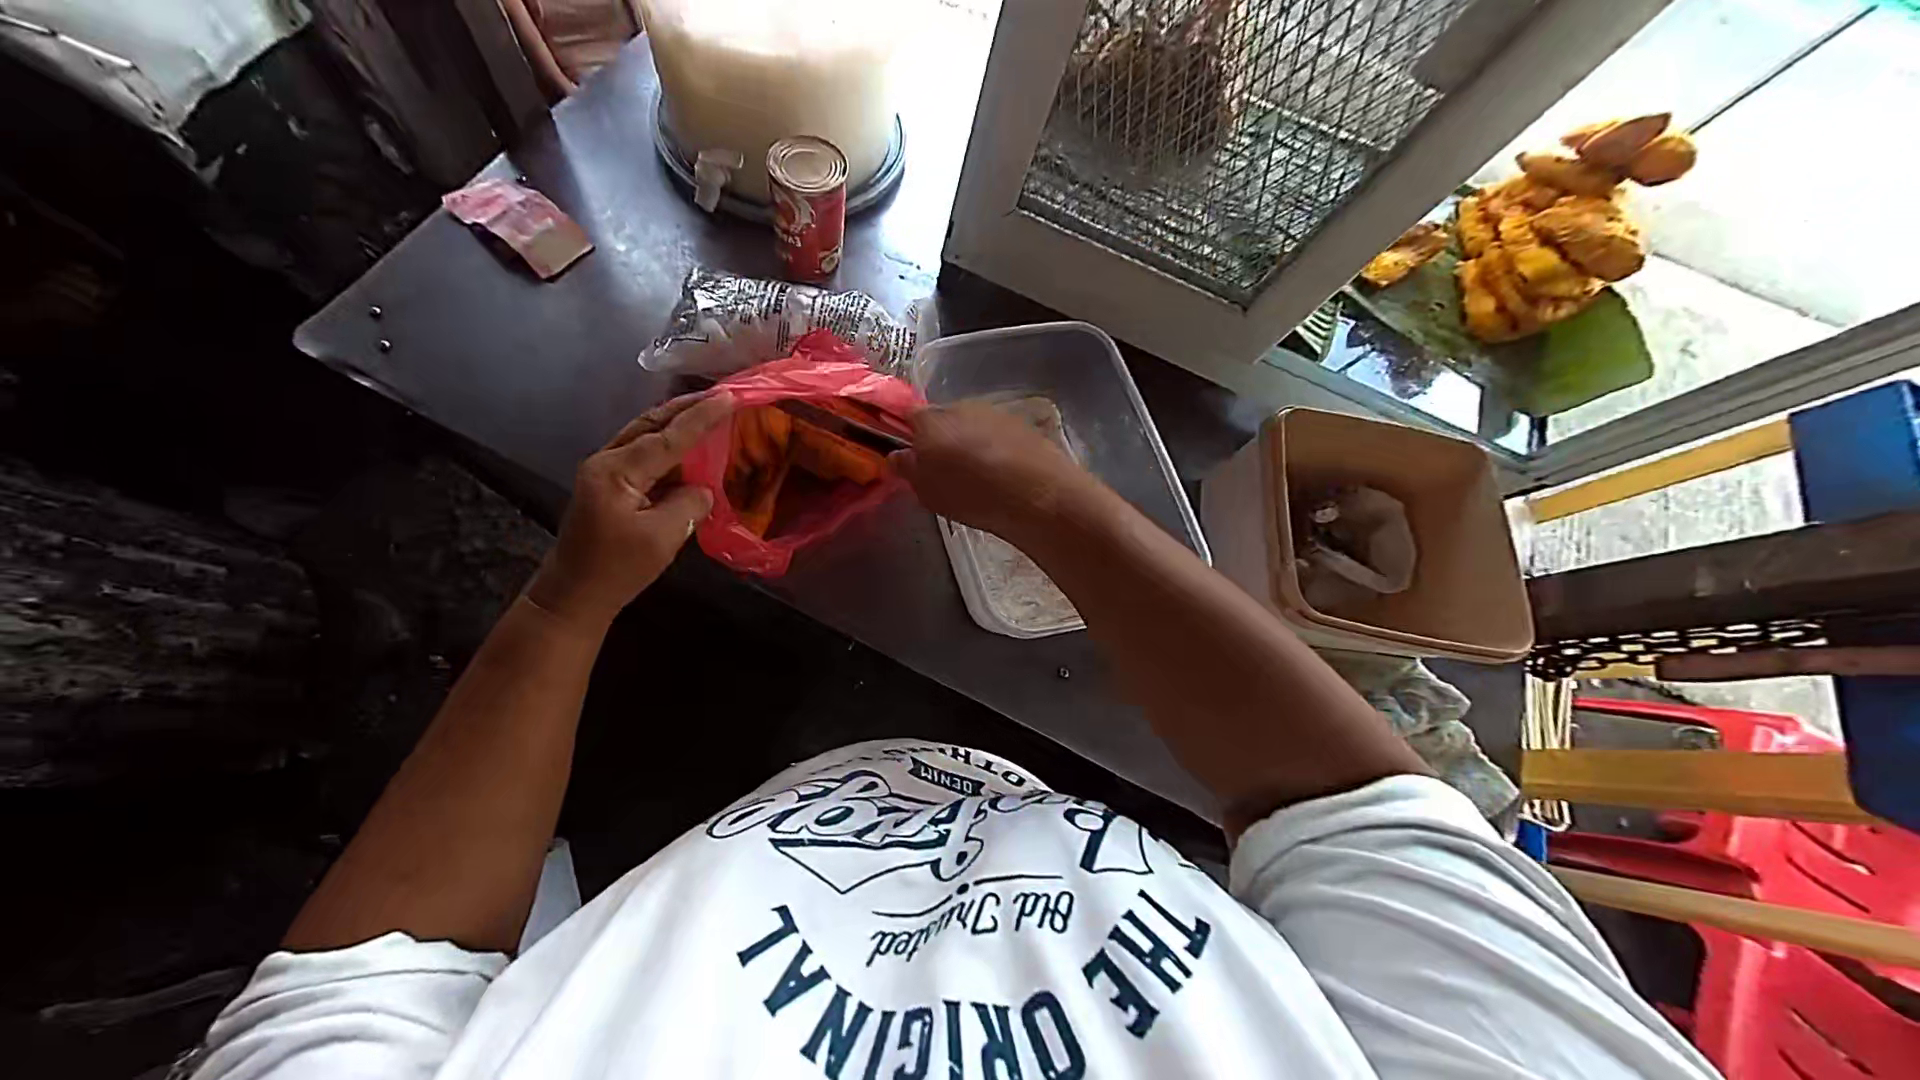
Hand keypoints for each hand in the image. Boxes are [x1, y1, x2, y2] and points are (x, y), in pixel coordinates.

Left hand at [526, 390, 734, 629]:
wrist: (573, 596)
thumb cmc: (617, 569)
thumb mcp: (663, 537)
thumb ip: (689, 504)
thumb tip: (702, 488)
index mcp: (617, 472)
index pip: (667, 437)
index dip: (701, 418)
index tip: (730, 397)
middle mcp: (606, 462)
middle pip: (650, 424)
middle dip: (686, 408)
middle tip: (720, 396)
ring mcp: (603, 474)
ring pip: (644, 436)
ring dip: (676, 423)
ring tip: (708, 413)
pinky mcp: (608, 487)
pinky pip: (642, 455)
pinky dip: (667, 445)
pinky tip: (687, 447)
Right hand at [889, 402, 1093, 538]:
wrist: (1037, 493)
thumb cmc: (971, 494)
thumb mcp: (928, 492)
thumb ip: (909, 469)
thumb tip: (898, 455)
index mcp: (930, 420)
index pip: (908, 415)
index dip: (909, 434)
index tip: (913, 457)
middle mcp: (962, 406)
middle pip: (943, 419)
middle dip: (942, 440)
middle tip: (946, 473)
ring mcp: (996, 413)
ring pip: (973, 426)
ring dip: (971, 444)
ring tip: (978, 478)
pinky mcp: (1023, 424)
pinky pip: (999, 435)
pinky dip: (997, 450)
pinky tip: (1004, 476)